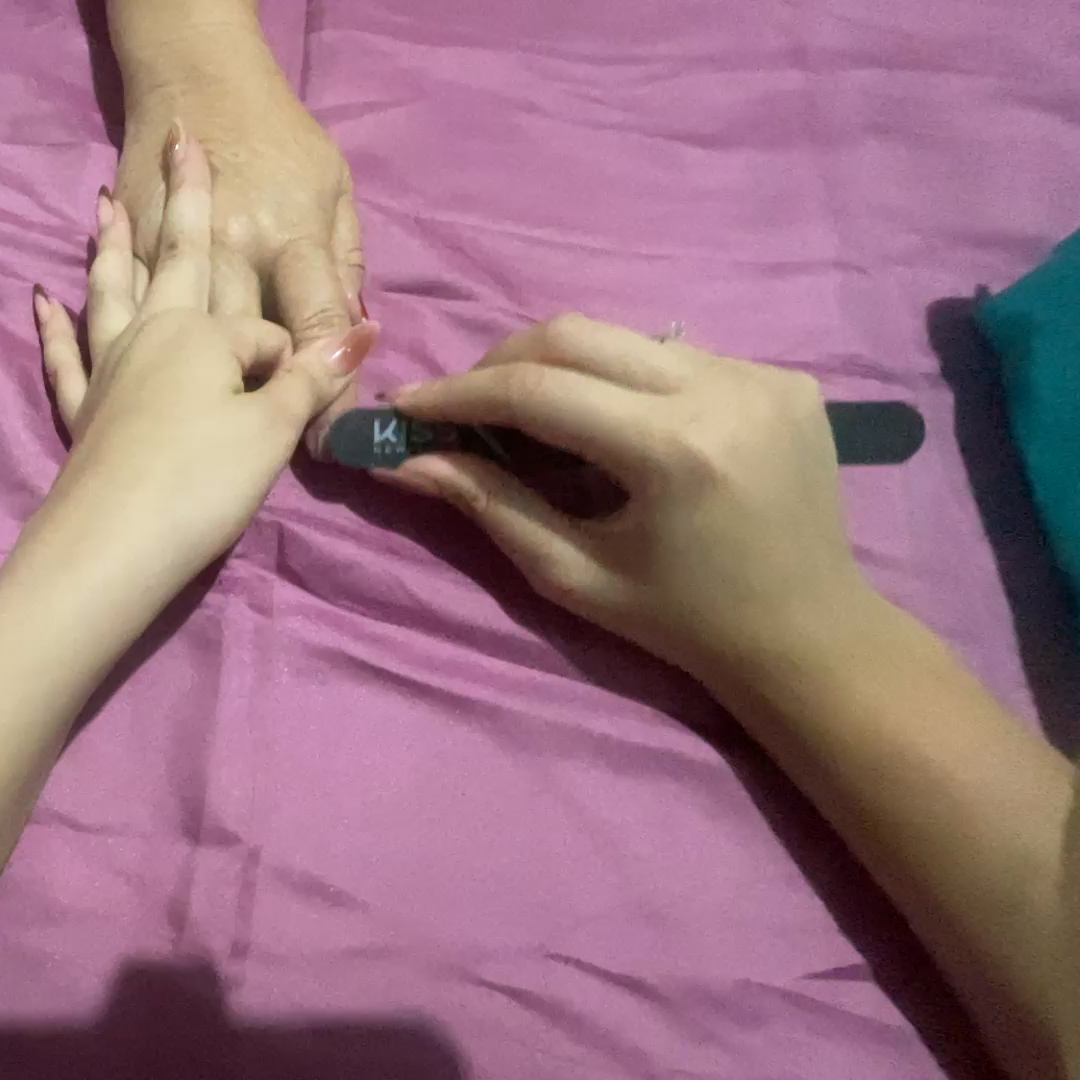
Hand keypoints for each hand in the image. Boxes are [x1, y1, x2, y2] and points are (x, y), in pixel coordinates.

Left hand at [31, 129, 378, 596]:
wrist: (115, 543)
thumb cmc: (201, 480)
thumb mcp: (271, 430)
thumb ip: (312, 378)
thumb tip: (364, 333)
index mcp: (202, 336)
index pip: (260, 334)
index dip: (287, 363)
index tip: (302, 396)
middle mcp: (149, 337)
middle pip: (175, 261)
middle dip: (186, 202)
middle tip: (183, 142)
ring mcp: (106, 370)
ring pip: (110, 293)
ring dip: (110, 247)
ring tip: (103, 203)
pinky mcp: (78, 409)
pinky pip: (64, 357)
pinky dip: (54, 327)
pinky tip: (43, 299)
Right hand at [114, 37, 364, 454]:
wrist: (190, 80)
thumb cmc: (274, 139)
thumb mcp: (333, 190)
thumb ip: (345, 267)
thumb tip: (356, 336)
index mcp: (286, 240)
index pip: (317, 328)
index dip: (331, 388)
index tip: (333, 440)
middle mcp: (227, 265)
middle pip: (251, 353)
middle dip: (264, 412)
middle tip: (268, 461)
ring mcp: (170, 271)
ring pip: (192, 354)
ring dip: (198, 406)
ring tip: (188, 446)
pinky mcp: (131, 271)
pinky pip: (127, 328)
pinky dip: (132, 362)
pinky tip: (131, 401)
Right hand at [379, 315, 874, 676]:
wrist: (810, 632)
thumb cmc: (676, 619)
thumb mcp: (566, 572)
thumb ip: (486, 504)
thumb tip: (405, 462)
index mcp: (675, 452)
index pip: (537, 390)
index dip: (456, 392)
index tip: (402, 404)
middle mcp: (725, 390)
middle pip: (572, 336)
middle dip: (494, 366)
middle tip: (454, 409)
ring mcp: (761, 373)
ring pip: (613, 335)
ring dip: (543, 366)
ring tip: (511, 415)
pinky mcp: (777, 373)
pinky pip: (657, 353)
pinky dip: (600, 376)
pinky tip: (589, 420)